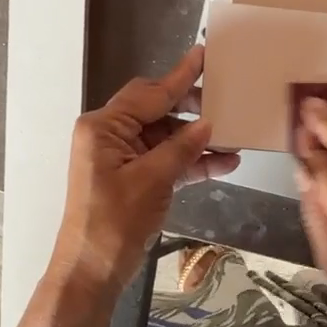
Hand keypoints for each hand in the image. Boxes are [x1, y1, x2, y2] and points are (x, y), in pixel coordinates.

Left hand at [48, 47, 240, 291]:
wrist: (92, 270)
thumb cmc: (113, 223)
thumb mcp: (151, 181)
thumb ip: (181, 149)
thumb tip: (207, 125)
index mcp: (104, 127)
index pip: (148, 94)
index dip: (179, 77)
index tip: (204, 55)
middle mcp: (110, 137)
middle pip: (157, 111)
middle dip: (192, 110)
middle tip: (227, 103)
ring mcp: (122, 160)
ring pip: (166, 138)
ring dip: (197, 142)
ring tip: (234, 139)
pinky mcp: (134, 181)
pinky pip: (166, 162)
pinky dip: (191, 163)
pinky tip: (224, 164)